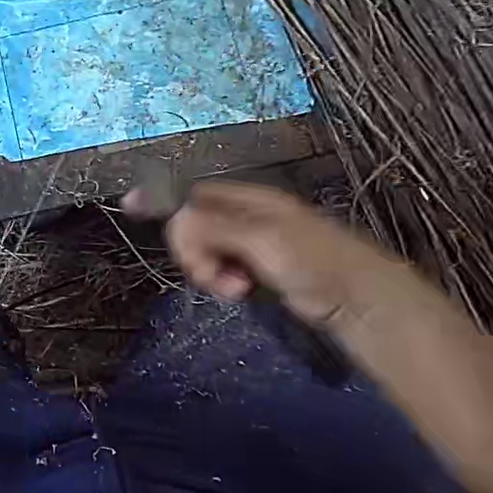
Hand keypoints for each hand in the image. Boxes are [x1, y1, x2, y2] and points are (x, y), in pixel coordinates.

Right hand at [128, 180, 459, 335]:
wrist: (359, 300)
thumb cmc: (314, 263)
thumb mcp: (260, 240)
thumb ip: (213, 228)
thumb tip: (173, 220)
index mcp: (248, 198)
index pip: (193, 192)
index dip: (164, 197)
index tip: (132, 206)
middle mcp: (246, 214)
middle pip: (194, 222)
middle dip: (192, 249)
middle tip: (209, 275)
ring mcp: (252, 241)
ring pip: (205, 247)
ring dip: (207, 268)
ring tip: (231, 288)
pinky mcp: (257, 267)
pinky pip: (221, 266)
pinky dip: (221, 279)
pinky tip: (238, 291)